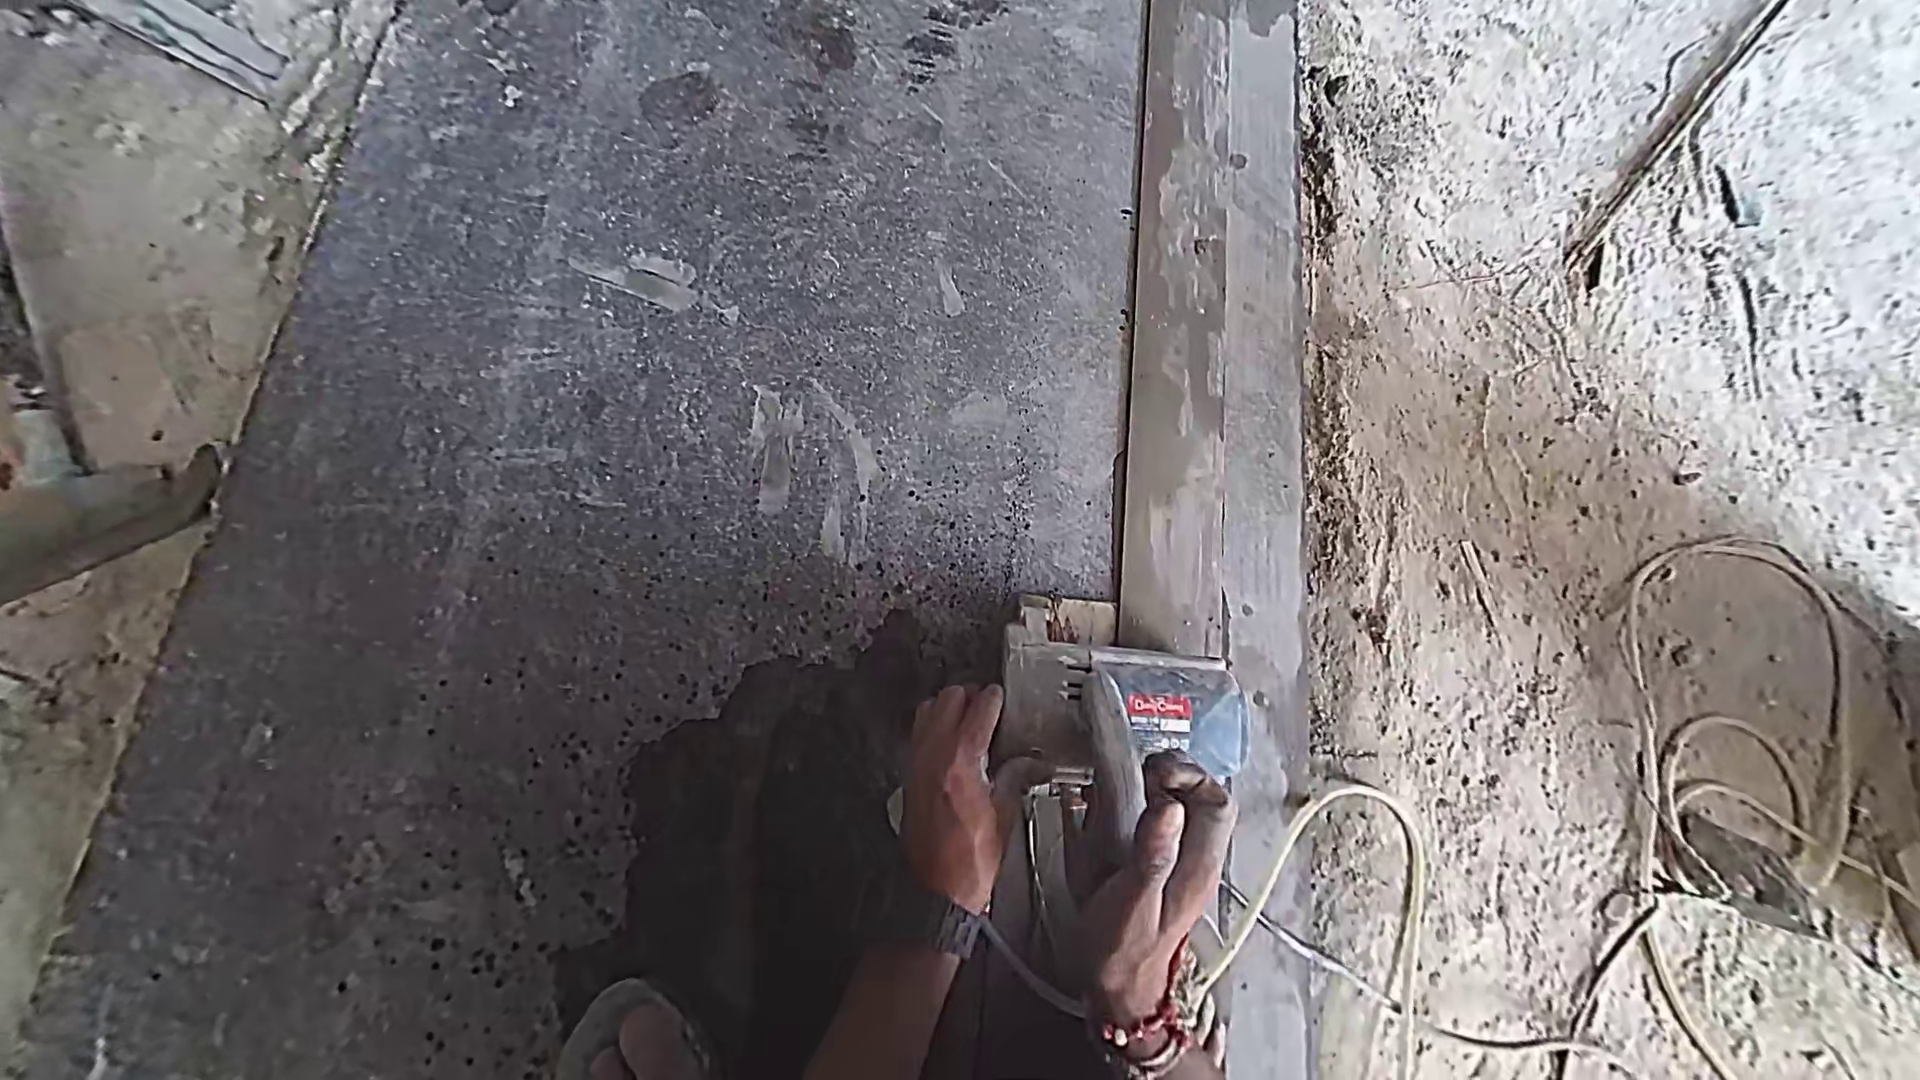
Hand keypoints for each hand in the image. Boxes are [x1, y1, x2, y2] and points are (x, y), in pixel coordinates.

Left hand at [901, 685, 1047, 912]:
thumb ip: (1015, 776)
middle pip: (950, 697)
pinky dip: (934, 723)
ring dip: (949, 706)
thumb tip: (1032, 760)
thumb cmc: (970, 860)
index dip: (995, 698)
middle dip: (972, 695)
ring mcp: (917, 760)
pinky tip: (951, 740)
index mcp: (961, 761)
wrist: (935, 890)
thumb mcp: (1004, 816)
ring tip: (970, 719)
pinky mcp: (909, 772)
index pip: (979, 708)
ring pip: (929, 708)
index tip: (1003, 697)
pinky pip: (919, 730)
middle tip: (989, 706)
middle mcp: (934, 754)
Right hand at [1078, 751, 1235, 1027]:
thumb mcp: (1135, 902)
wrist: (1117, 985)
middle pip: (1201, 794)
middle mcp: (1192, 855)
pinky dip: (1129, 796)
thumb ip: (1153, 854)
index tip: (1152, 772)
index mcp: (1198, 864)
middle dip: (1170, 771)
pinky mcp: (1151, 856)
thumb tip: (1170, 804)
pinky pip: (1150, 813)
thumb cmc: (1124, 948)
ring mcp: (1172, 855)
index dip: (1190, 775)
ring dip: (1148, 780)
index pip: (1218, 802)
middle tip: (1135, 769)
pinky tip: (1104, 797)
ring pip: (1176, 800)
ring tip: (1117, 778)